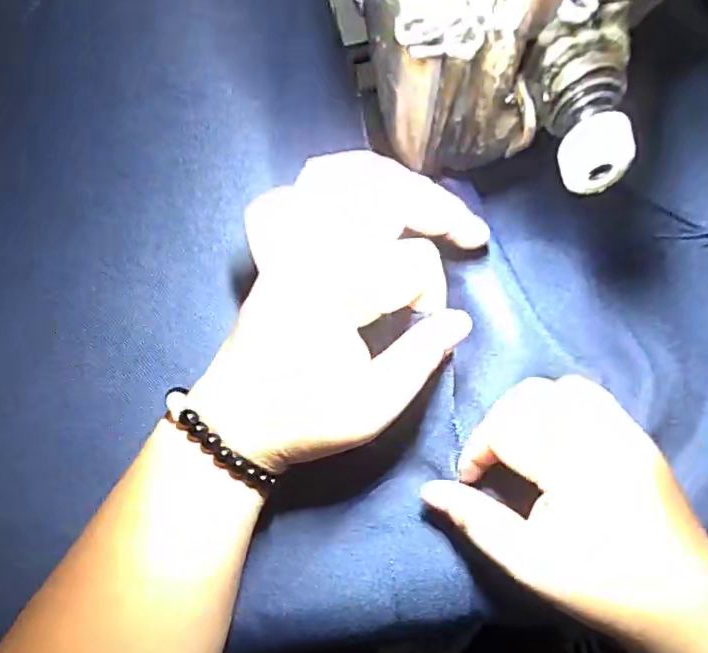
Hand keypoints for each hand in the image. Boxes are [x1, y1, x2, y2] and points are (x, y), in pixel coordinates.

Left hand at [181, 152, 489, 470]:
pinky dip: (336, 183)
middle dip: (436, 207)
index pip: (412, 261)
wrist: (236, 422)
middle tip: (471, 233)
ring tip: (426, 197)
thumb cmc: (303, 420)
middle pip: (384, 193)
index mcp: (337, 289)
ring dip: (391, 180)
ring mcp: (287, 243)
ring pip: (341, 174)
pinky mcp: (274, 249)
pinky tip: (359, 196)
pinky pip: (300, 190)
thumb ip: (419, 359)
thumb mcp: (372, 408)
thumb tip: (459, 322)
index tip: (428, 329)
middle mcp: (311, 251)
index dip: (433, 294)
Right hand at [420, 375, 707, 652]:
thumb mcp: (526, 560)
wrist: (680, 598)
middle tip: (490, 465)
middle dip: (498, 423)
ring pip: (565, 388)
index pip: (506, 425)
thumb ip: (475, 519)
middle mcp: (601, 431)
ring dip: (531, 411)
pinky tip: (556, 450)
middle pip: (532, 395)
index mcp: (571, 459)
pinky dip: (562, 412)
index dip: (475, 450)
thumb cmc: (598, 584)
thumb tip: (428, 492)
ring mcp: (627, 430)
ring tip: (521, 452)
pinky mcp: (641, 439)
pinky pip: (594, 400)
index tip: (469, 483)